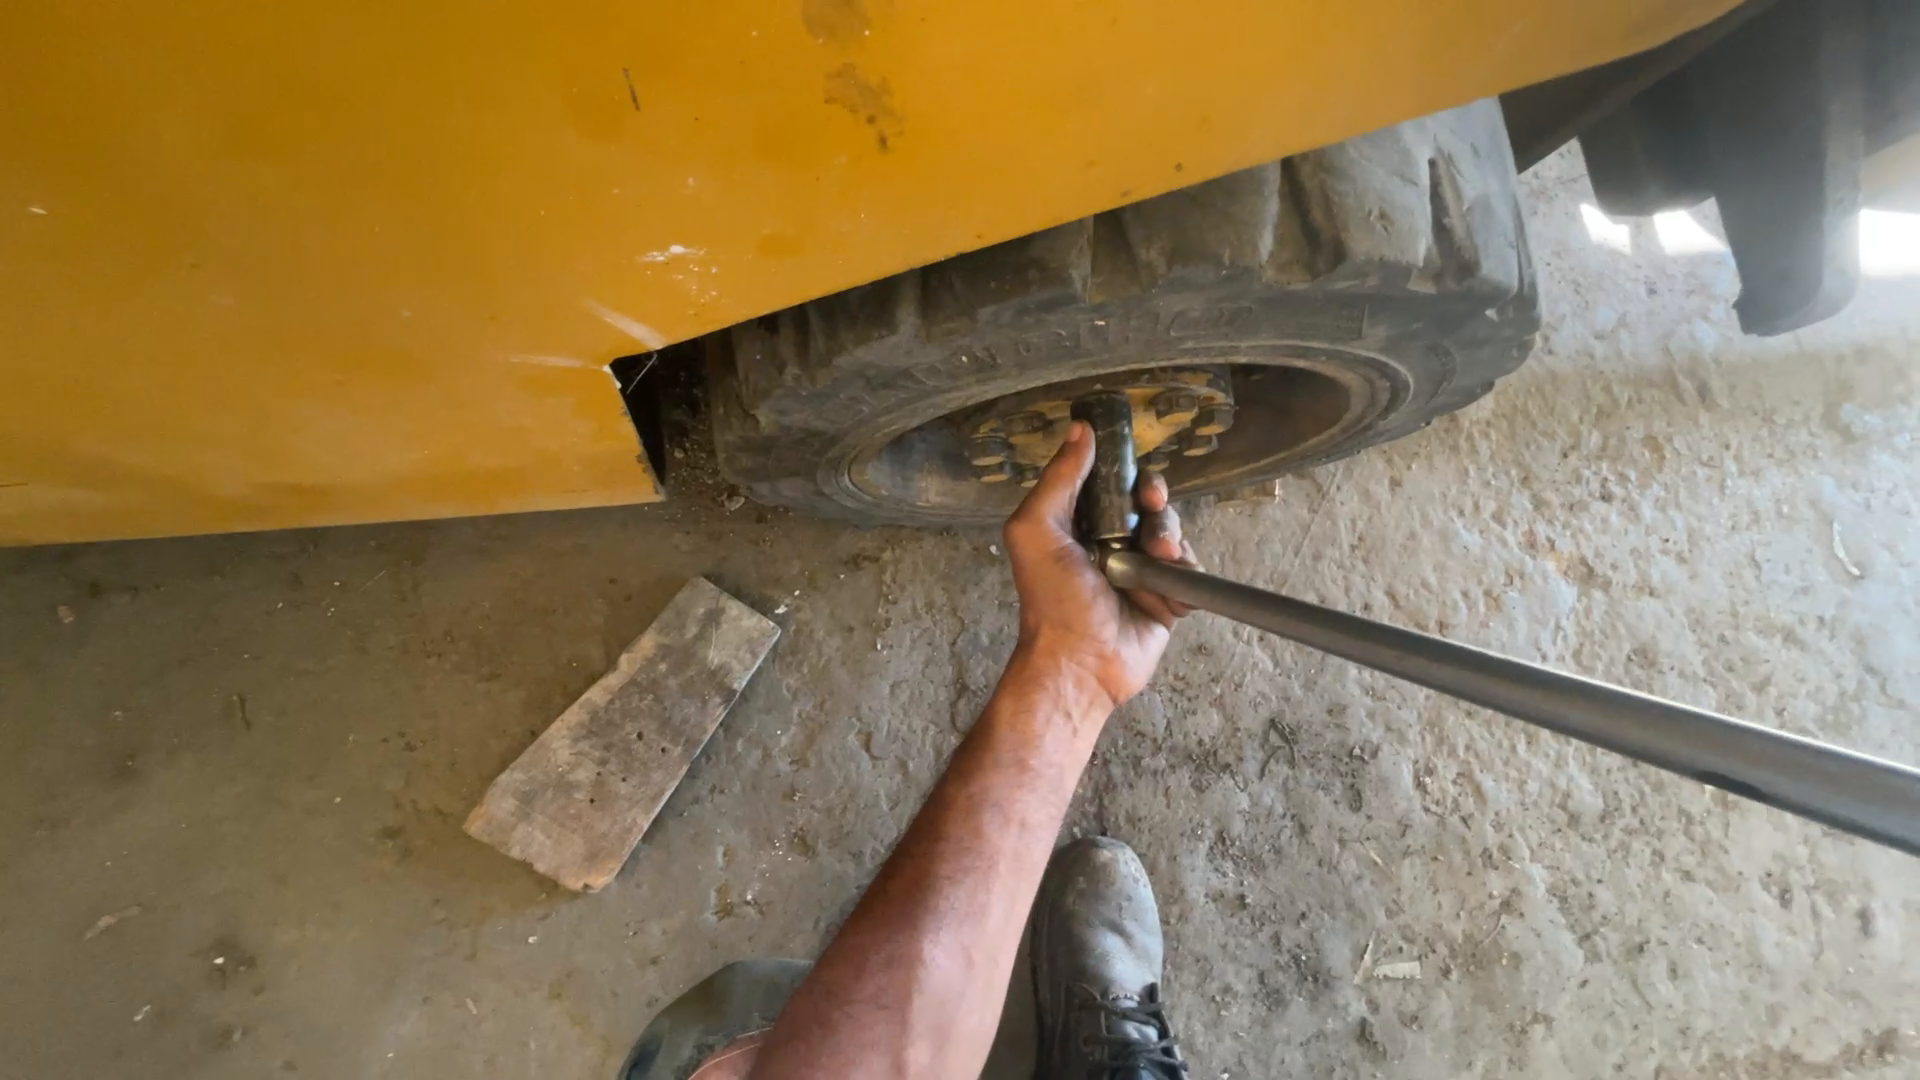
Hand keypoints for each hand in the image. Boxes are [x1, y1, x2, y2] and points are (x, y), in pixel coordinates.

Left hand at [1001, 421, 1200, 710]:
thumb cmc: (1052, 597)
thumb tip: (1080, 429)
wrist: (1080, 662)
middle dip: (1156, 500)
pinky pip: (1190, 571)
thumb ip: (1058, 479)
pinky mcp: (1167, 598)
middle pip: (1149, 502)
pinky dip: (1185, 575)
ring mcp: (1141, 570)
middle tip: (1152, 508)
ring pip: (1173, 532)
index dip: (1126, 473)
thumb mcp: (1037, 530)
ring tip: (1159, 556)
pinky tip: (1169, 590)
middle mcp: (1110, 543)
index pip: (1110, 483)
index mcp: (1077, 525)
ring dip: (1170, 537)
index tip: (1133, 475)